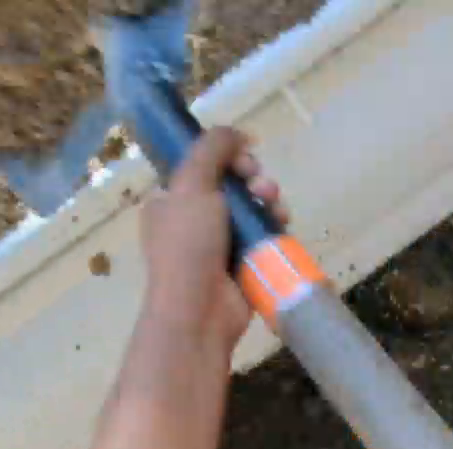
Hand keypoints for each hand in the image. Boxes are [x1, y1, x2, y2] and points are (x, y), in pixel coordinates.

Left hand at [139, 127, 285, 355]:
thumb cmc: (187, 246)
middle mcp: (192, 224)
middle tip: (260, 184)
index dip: (225, 157)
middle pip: (231, 186)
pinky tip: (282, 223)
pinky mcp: (242, 268)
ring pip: (251, 210)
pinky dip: (275, 227)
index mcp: (170, 204)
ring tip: (275, 203)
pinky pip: (263, 238)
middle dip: (252, 178)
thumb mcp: (191, 184)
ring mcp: (218, 248)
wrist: (198, 311)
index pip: (202, 168)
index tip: (241, 159)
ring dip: (268, 199)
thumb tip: (237, 134)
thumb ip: (212, 148)